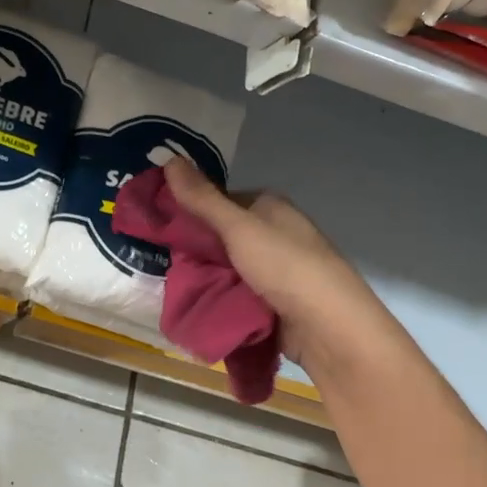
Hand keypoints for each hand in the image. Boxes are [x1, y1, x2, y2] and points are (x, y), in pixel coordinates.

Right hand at [161, 159, 403, 374]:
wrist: (329, 329)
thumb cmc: (286, 267)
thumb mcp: (238, 228)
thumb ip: (202, 199)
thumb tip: (169, 158)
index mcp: (269, 207)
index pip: (217, 199)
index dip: (187, 209)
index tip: (157, 224)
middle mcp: (273, 232)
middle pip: (220, 234)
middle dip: (193, 246)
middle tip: (158, 257)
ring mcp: (275, 268)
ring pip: (225, 264)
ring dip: (203, 274)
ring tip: (170, 283)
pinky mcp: (272, 299)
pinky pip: (235, 290)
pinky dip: (217, 295)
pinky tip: (195, 302)